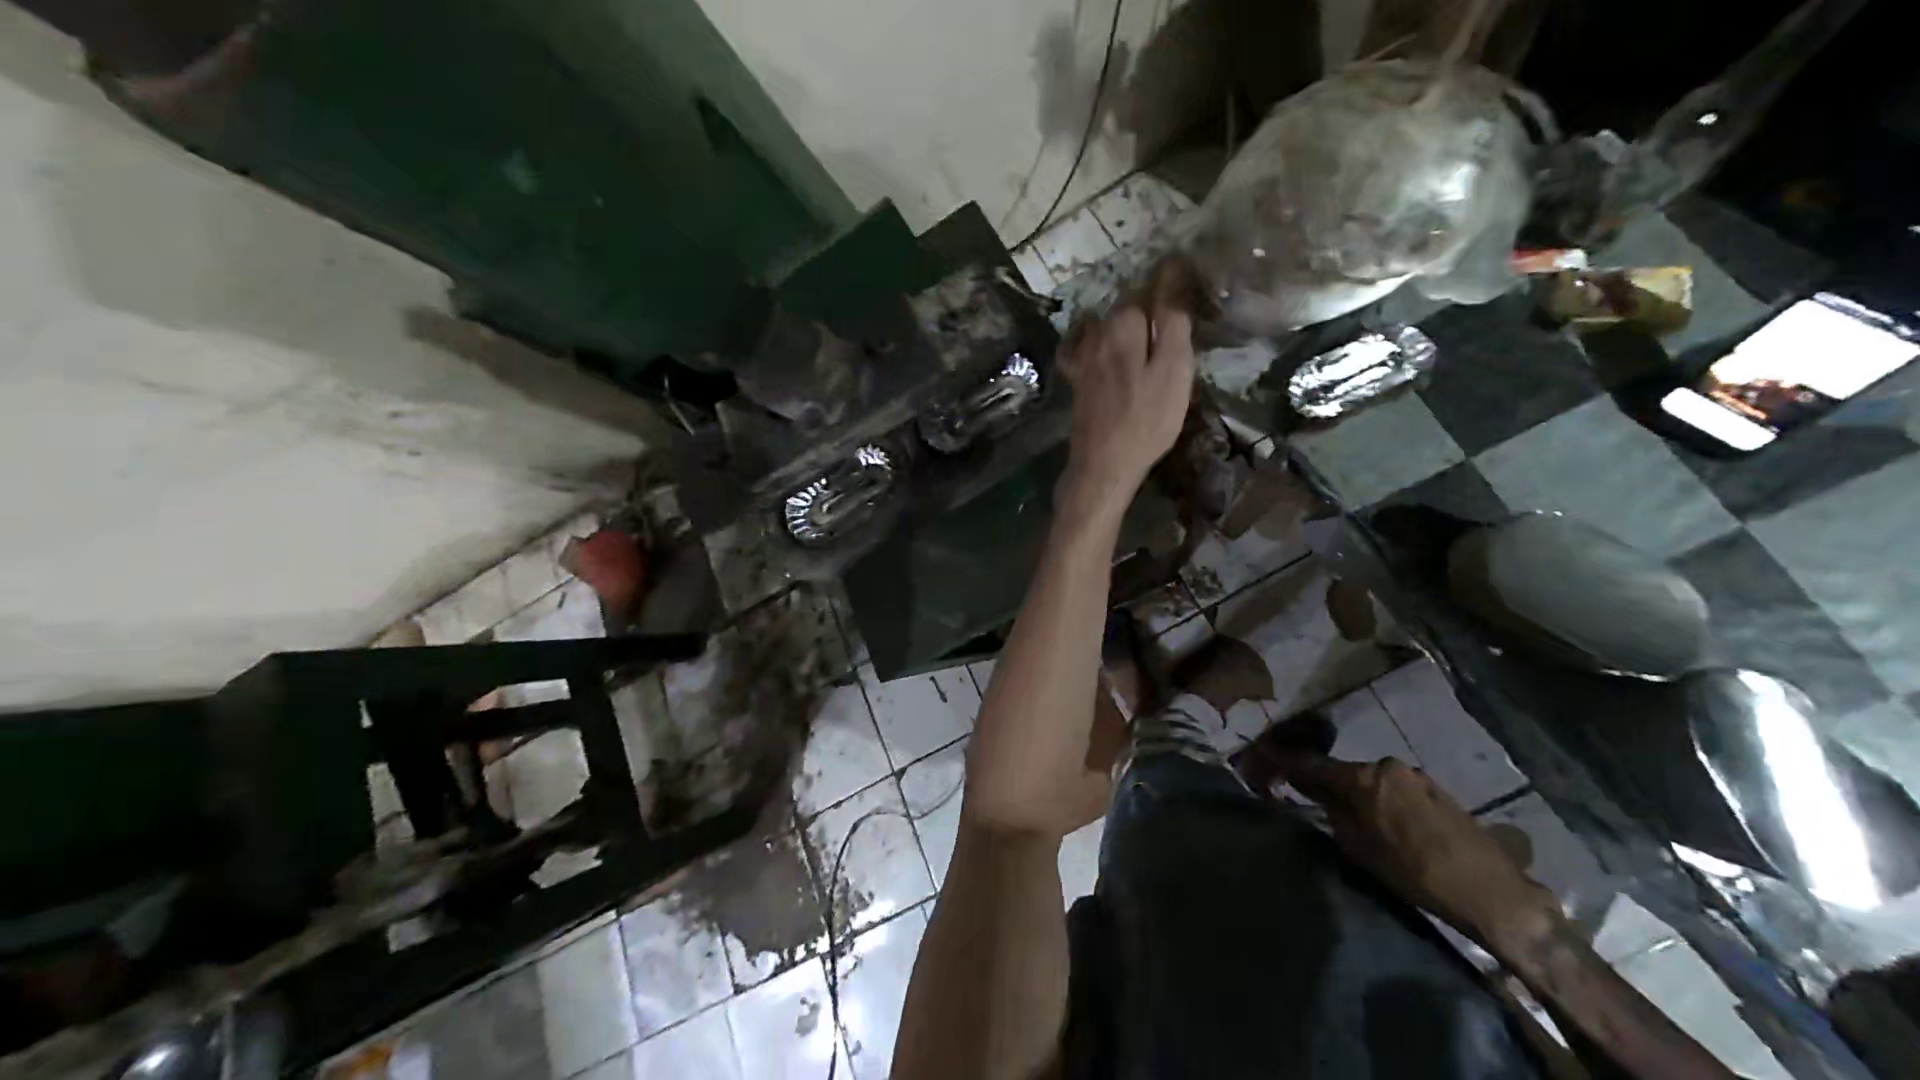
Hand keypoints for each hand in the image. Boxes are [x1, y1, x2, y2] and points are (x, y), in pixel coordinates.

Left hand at [1058, 261, 1196, 510]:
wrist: (1104, 463)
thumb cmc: (1147, 419)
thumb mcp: (1173, 368)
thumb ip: (1173, 319)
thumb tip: (1174, 272)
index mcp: (1122, 325)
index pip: (1150, 286)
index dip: (1172, 284)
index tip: (1191, 285)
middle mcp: (1096, 333)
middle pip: (1127, 306)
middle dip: (1150, 304)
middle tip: (1178, 317)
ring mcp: (1081, 357)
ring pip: (1106, 324)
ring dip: (1126, 322)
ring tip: (1150, 334)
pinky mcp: (1075, 379)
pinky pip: (1082, 347)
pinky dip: (1094, 340)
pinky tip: (1103, 346)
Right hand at [1276, 754, 1561, 948]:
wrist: (1492, 892)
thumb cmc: (1415, 872)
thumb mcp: (1359, 848)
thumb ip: (1333, 814)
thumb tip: (1317, 796)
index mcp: (1365, 777)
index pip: (1313, 764)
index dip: (1285, 761)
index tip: (1262, 755)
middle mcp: (1389, 767)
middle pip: (1345, 771)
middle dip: (1325, 782)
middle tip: (1307, 797)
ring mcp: (1417, 777)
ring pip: (1372, 781)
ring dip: (1357, 793)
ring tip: (1349, 816)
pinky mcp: (1438, 791)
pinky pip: (1394, 789)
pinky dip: (1380, 800)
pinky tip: (1384, 822)